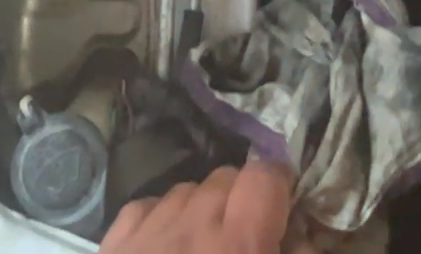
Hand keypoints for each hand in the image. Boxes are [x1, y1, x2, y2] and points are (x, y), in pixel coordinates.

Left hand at [99, 163, 293, 253]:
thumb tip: (308, 237)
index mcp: (238, 242)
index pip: (265, 175)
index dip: (278, 181)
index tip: (286, 199)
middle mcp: (193, 223)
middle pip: (225, 178)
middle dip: (240, 196)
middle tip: (248, 231)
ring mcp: (147, 231)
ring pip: (185, 189)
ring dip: (200, 206)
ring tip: (207, 241)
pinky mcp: (112, 246)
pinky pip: (144, 208)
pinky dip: (160, 217)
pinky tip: (166, 241)